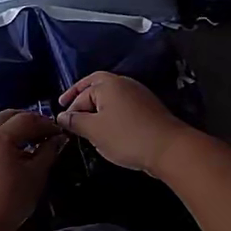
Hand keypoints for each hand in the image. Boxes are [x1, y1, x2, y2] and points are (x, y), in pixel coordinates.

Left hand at [0, 110, 66, 230]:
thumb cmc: (10, 202)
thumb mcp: (36, 176)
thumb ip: (48, 152)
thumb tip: (58, 139)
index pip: (27, 120)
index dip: (46, 124)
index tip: (59, 133)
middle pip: (9, 116)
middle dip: (29, 121)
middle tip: (46, 133)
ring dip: (16, 129)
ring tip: (33, 143)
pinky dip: (4, 138)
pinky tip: (16, 153)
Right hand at [56, 72, 191, 174]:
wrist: (168, 148)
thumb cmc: (126, 137)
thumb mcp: (94, 131)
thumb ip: (75, 121)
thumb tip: (61, 116)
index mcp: (108, 84)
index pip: (81, 93)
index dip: (70, 109)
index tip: (62, 124)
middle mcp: (123, 83)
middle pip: (96, 85)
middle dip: (81, 97)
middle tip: (69, 109)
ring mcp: (139, 94)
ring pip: (111, 96)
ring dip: (97, 106)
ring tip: (87, 122)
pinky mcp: (148, 107)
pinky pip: (123, 105)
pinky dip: (111, 112)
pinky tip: (109, 127)